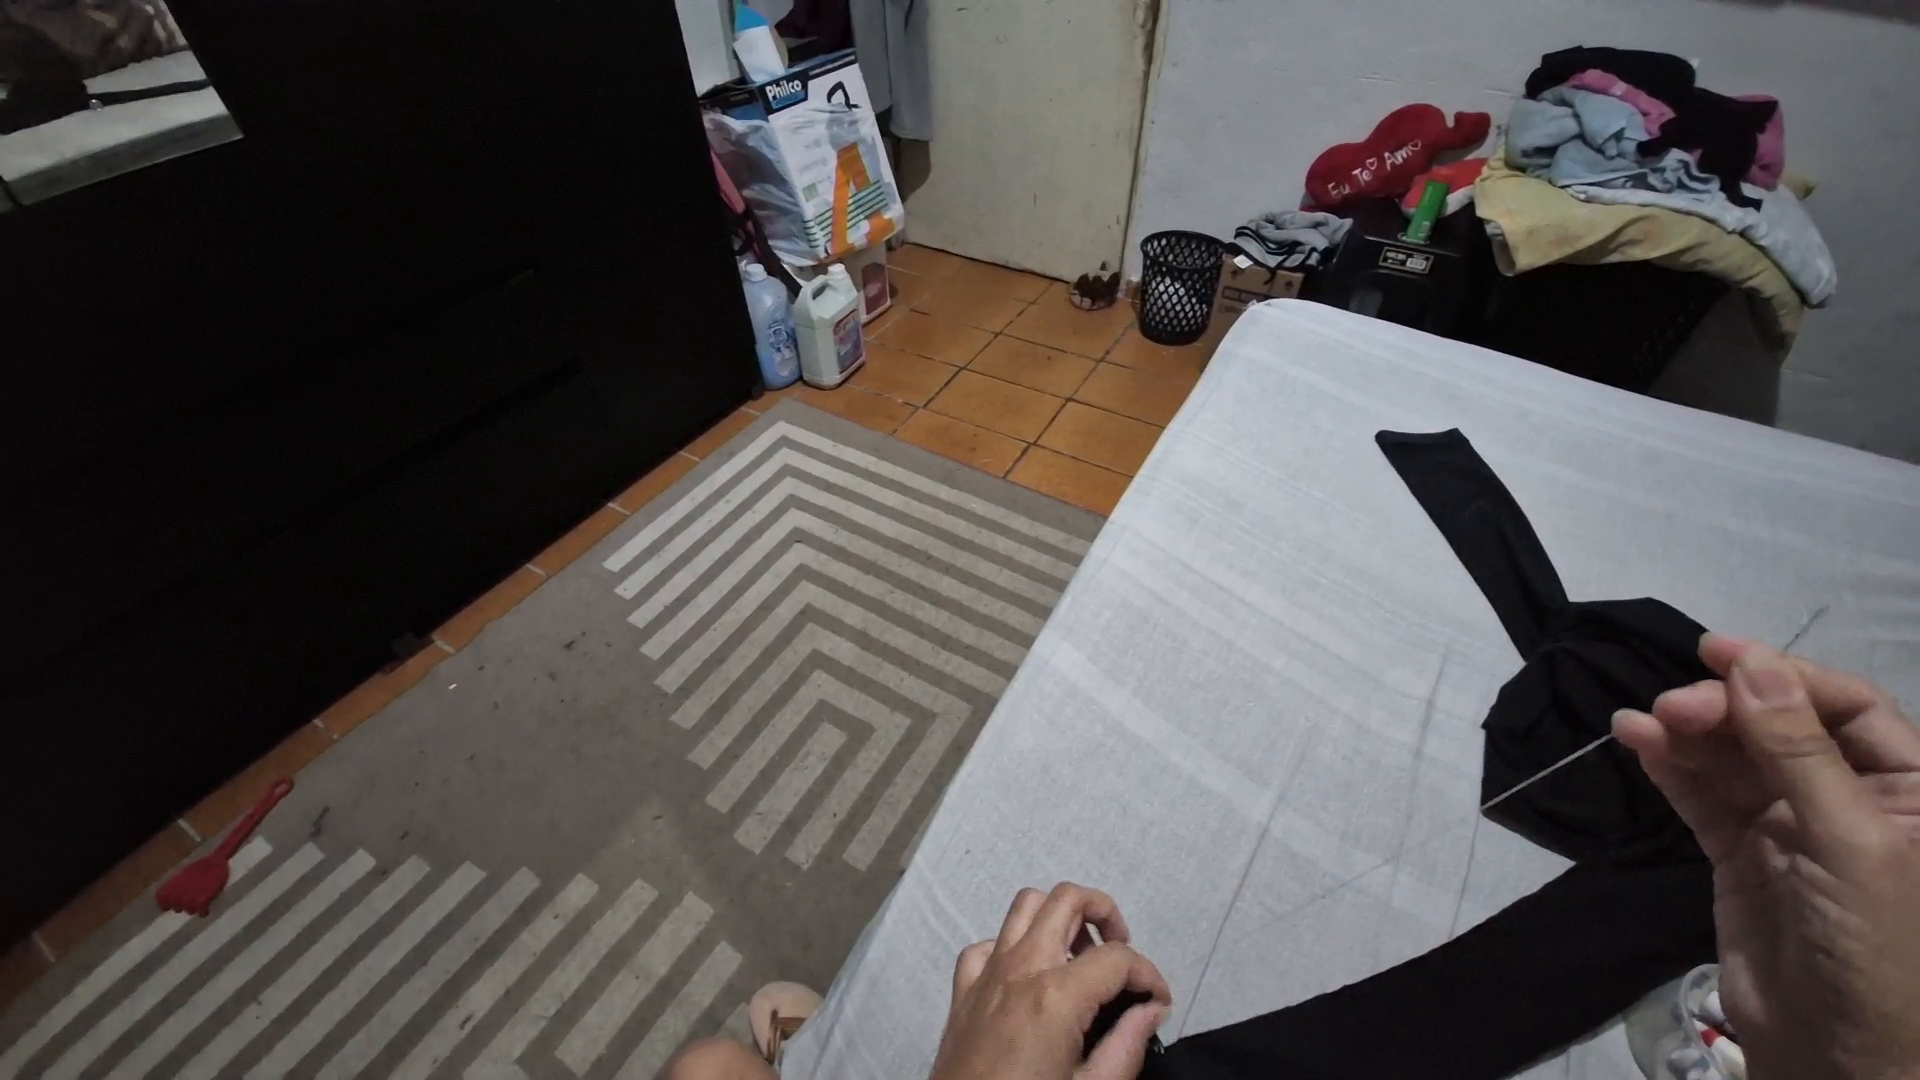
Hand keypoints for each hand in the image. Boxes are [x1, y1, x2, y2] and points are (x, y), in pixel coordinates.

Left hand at [930, 883, 1170, 1079]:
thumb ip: (1127, 1045)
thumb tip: (1151, 1009)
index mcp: (1056, 994)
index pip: (1117, 958)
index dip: (1149, 975)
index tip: (1159, 1002)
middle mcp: (1021, 965)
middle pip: (1067, 898)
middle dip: (1104, 913)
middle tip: (1121, 953)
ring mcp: (987, 971)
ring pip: (1026, 904)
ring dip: (1059, 916)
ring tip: (1079, 955)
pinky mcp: (964, 987)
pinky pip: (989, 943)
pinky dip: (1014, 946)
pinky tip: (1030, 978)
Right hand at [1613, 634, 1919, 1079]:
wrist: (1840, 1051)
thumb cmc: (1883, 947)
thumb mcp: (1852, 842)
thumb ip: (1798, 752)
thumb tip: (1753, 665)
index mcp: (1916, 798)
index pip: (1852, 712)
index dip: (1787, 676)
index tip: (1717, 652)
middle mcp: (1854, 803)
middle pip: (1780, 729)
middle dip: (1725, 708)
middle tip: (1673, 705)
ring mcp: (1791, 827)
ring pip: (1733, 758)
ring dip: (1687, 733)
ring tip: (1643, 720)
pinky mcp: (1739, 850)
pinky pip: (1701, 794)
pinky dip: (1668, 765)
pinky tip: (1634, 739)